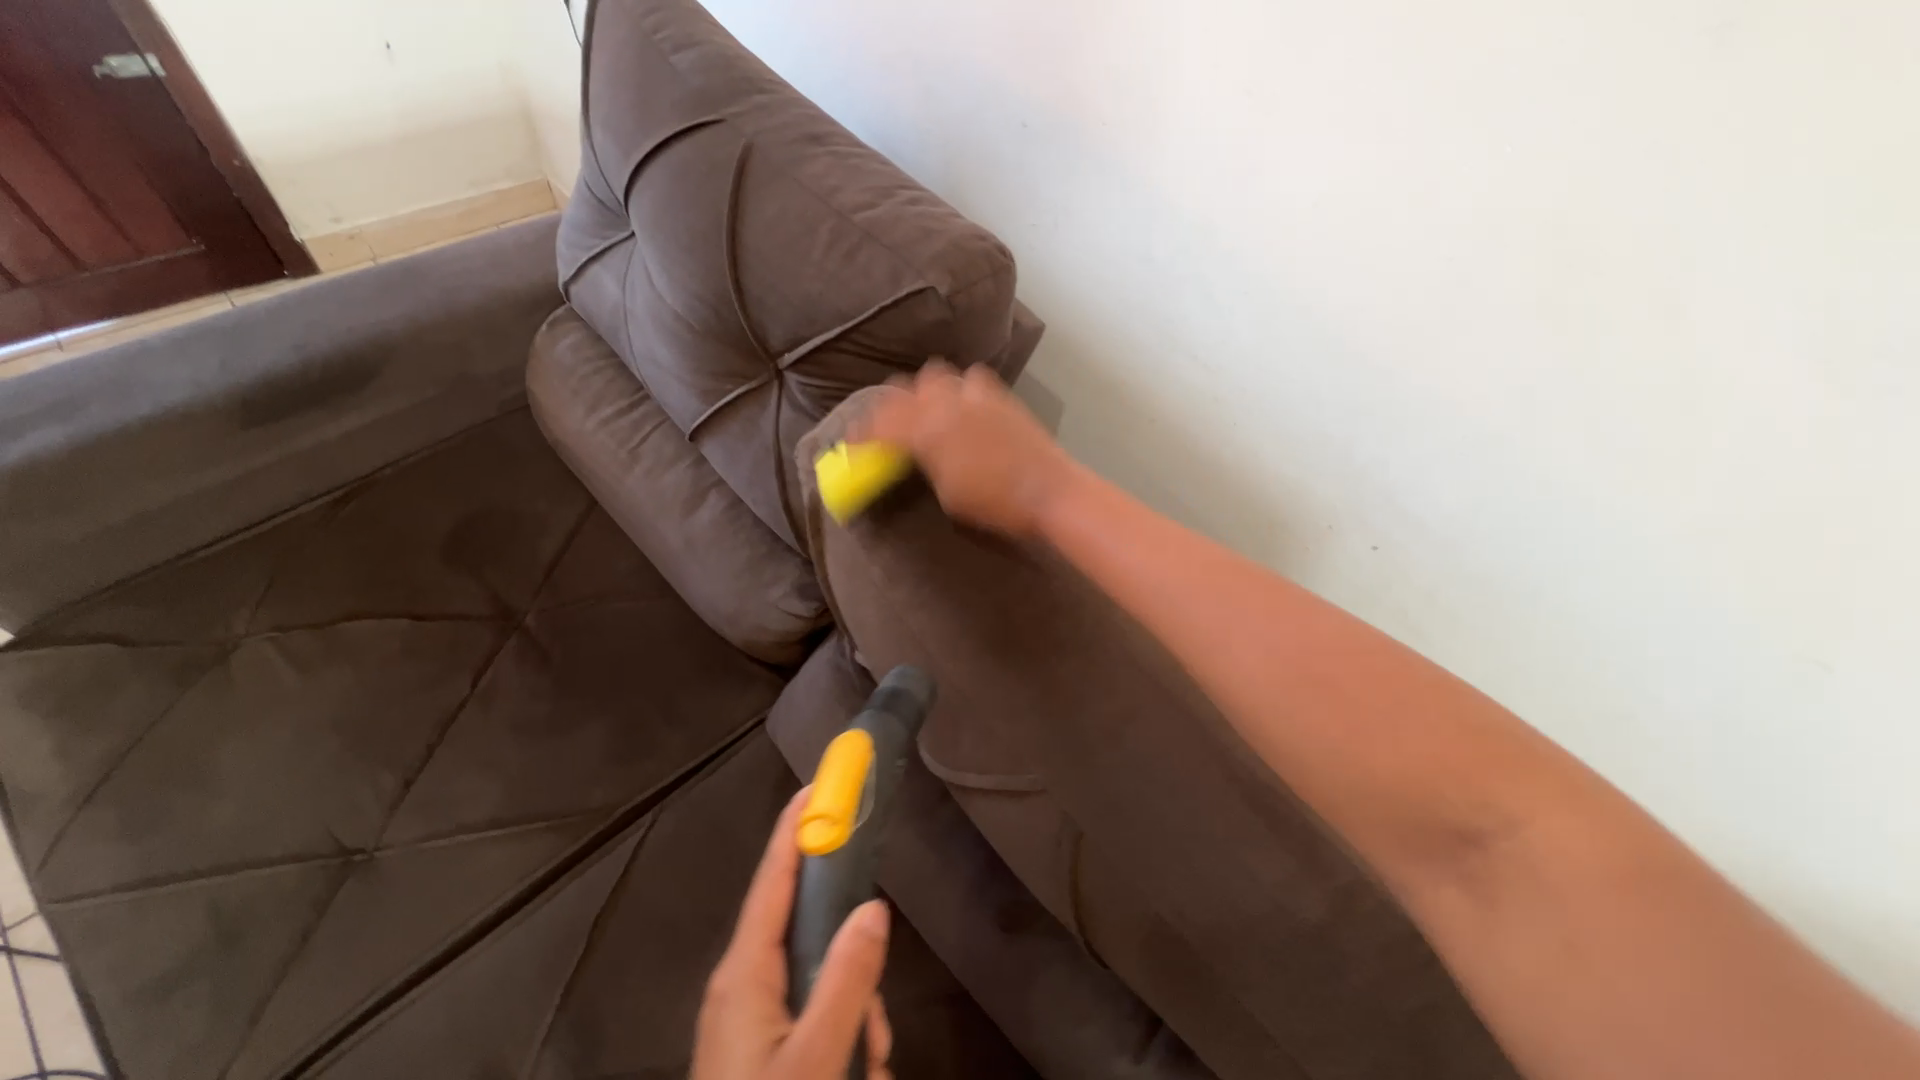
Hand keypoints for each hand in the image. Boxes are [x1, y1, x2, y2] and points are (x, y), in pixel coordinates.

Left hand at [692, 789, 893, 1079]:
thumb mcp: (815, 1059)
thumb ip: (847, 981)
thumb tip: (871, 908)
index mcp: (745, 972)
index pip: (775, 879)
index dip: (798, 826)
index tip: (821, 781)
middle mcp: (743, 981)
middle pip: (810, 933)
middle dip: (852, 970)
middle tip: (870, 1032)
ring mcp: (750, 1014)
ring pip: (821, 982)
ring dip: (853, 1022)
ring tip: (861, 1069)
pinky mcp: (761, 1042)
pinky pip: (814, 1015)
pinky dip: (841, 1040)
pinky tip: (852, 1072)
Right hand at [856, 361, 1078, 537]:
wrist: (1050, 491)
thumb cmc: (996, 504)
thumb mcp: (947, 494)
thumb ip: (925, 466)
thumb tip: (914, 456)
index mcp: (927, 431)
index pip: (880, 425)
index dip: (860, 435)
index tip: (851, 446)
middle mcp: (946, 403)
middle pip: (903, 389)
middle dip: (889, 408)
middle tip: (887, 429)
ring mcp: (975, 394)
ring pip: (936, 375)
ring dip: (924, 392)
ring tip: (927, 412)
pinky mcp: (999, 395)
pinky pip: (970, 380)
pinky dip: (958, 390)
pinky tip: (963, 409)